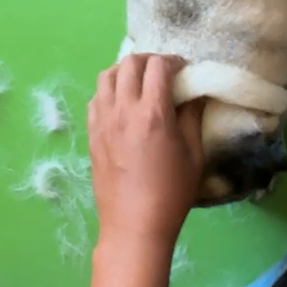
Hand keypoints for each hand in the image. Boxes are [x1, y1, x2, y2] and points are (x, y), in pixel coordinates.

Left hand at [87, 55, 202, 254]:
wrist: (134, 225)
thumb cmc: (171, 192)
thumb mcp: (194, 154)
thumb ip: (192, 116)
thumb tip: (195, 92)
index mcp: (152, 112)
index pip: (158, 66)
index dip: (173, 61)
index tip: (183, 69)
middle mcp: (123, 109)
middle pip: (129, 63)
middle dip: (148, 60)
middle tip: (162, 72)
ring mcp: (103, 120)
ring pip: (106, 75)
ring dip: (125, 71)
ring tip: (138, 83)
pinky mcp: (92, 133)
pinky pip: (96, 98)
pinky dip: (109, 91)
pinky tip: (121, 104)